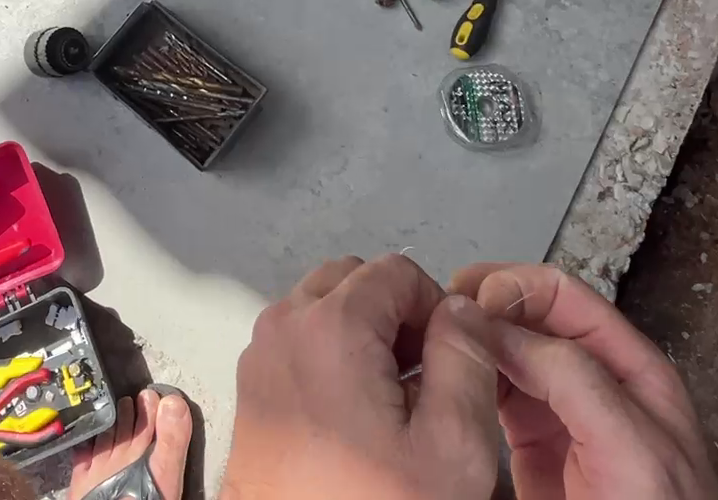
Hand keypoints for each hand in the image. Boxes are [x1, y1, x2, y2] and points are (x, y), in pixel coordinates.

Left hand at [221, 254, 501, 499]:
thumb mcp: (451, 446)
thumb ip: (465, 360)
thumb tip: (460, 308)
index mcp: (330, 323)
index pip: (396, 270)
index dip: (433, 308)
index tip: (446, 364)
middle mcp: (285, 319)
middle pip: (354, 278)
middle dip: (394, 314)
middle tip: (418, 382)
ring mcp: (261, 346)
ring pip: (323, 303)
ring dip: (361, 331)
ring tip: (386, 401)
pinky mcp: (251, 376)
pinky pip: (298, 334)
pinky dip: (329, 350)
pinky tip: (349, 412)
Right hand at [451, 263, 717, 499]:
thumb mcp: (632, 449)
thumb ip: (574, 378)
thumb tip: (495, 324)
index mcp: (627, 365)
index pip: (561, 293)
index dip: (513, 288)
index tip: (472, 307)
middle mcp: (589, 375)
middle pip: (525, 311)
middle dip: (482, 305)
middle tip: (442, 317)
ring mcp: (557, 405)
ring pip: (502, 344)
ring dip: (467, 334)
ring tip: (432, 339)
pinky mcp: (528, 435)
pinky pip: (490, 383)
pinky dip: (464, 370)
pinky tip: (444, 373)